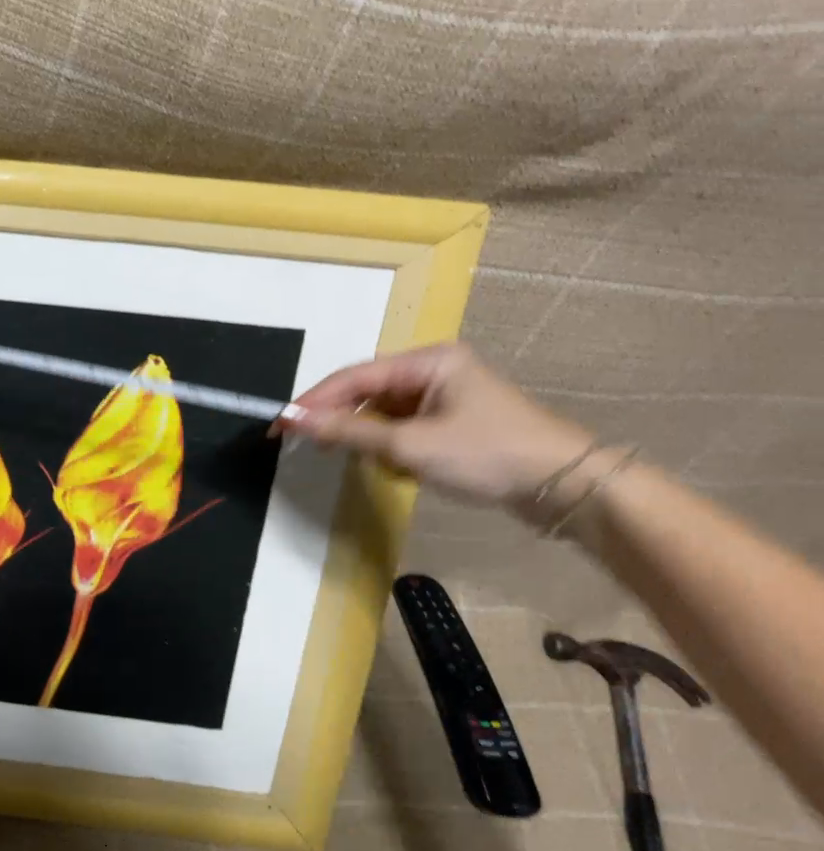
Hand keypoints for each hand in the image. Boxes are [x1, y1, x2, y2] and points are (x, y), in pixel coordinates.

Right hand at [276, 343, 592, 510]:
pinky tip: (391, 465)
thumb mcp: (410, 445)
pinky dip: (389, 446)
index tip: (279, 424)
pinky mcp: (455, 423)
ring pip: (382, 412)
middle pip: (366, 391)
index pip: (353, 377)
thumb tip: (291, 419)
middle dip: (338, 419)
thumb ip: (347, 431)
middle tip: (305, 443)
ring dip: (365, 436)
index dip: (313, 401)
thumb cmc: (489, 455)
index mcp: (429, 360)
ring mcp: (447, 397)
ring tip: (352, 458)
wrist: (571, 490)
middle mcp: (435, 370)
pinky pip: (402, 428)